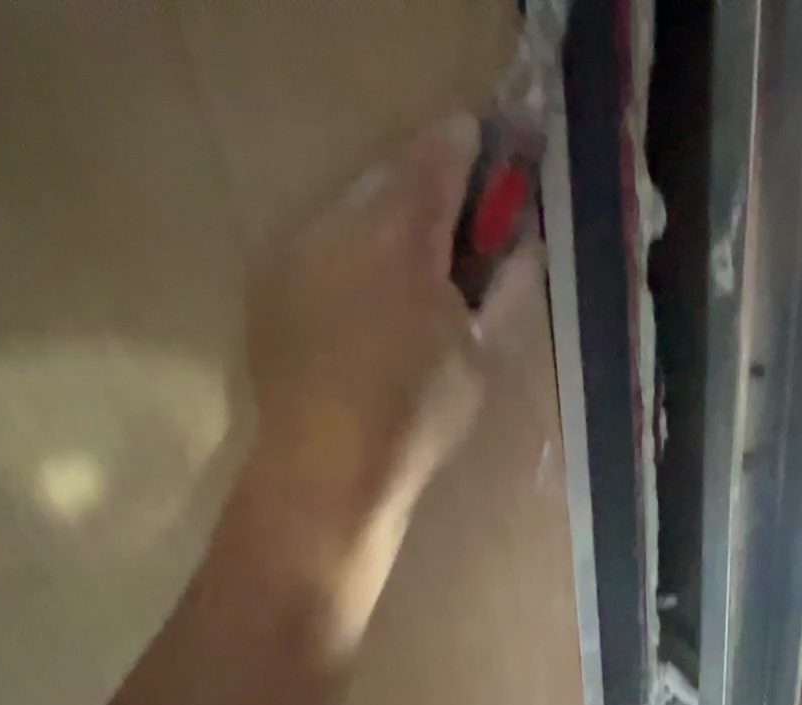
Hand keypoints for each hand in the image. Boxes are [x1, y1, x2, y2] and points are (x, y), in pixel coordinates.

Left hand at [240, 113, 540, 528]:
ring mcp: (295, 254)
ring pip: (353, 211)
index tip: (490, 136)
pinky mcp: (271, 285)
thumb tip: (529, 243)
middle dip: (427, 187)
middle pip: (390, 179)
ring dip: (391, 222)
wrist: (326, 470)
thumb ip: (512, 288)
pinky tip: (373, 299)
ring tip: (417, 268)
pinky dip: (356, 253)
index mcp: (399, 241)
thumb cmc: (419, 416)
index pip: (437, 161)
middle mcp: (337, 229)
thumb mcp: (485, 356)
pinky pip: (324, 245)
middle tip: (460, 220)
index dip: (467, 143)